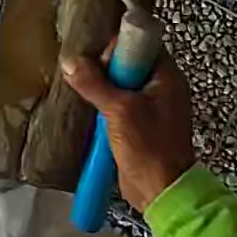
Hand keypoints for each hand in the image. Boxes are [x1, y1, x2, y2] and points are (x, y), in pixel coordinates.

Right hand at [61, 45, 196, 210]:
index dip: (117, 49)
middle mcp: (162, 86)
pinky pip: (119, 105)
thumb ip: (94, 83)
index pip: (139, 45)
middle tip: (88, 82)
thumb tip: (69, 61)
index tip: (100, 64)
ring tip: (84, 95)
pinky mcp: (140, 124)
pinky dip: (104, 107)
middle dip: (105, 71)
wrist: (161, 191)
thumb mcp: (119, 110)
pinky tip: (89, 112)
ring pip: (120, 85)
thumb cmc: (148, 146)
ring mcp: (151, 106)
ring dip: (101, 90)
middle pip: (127, 64)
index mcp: (166, 75)